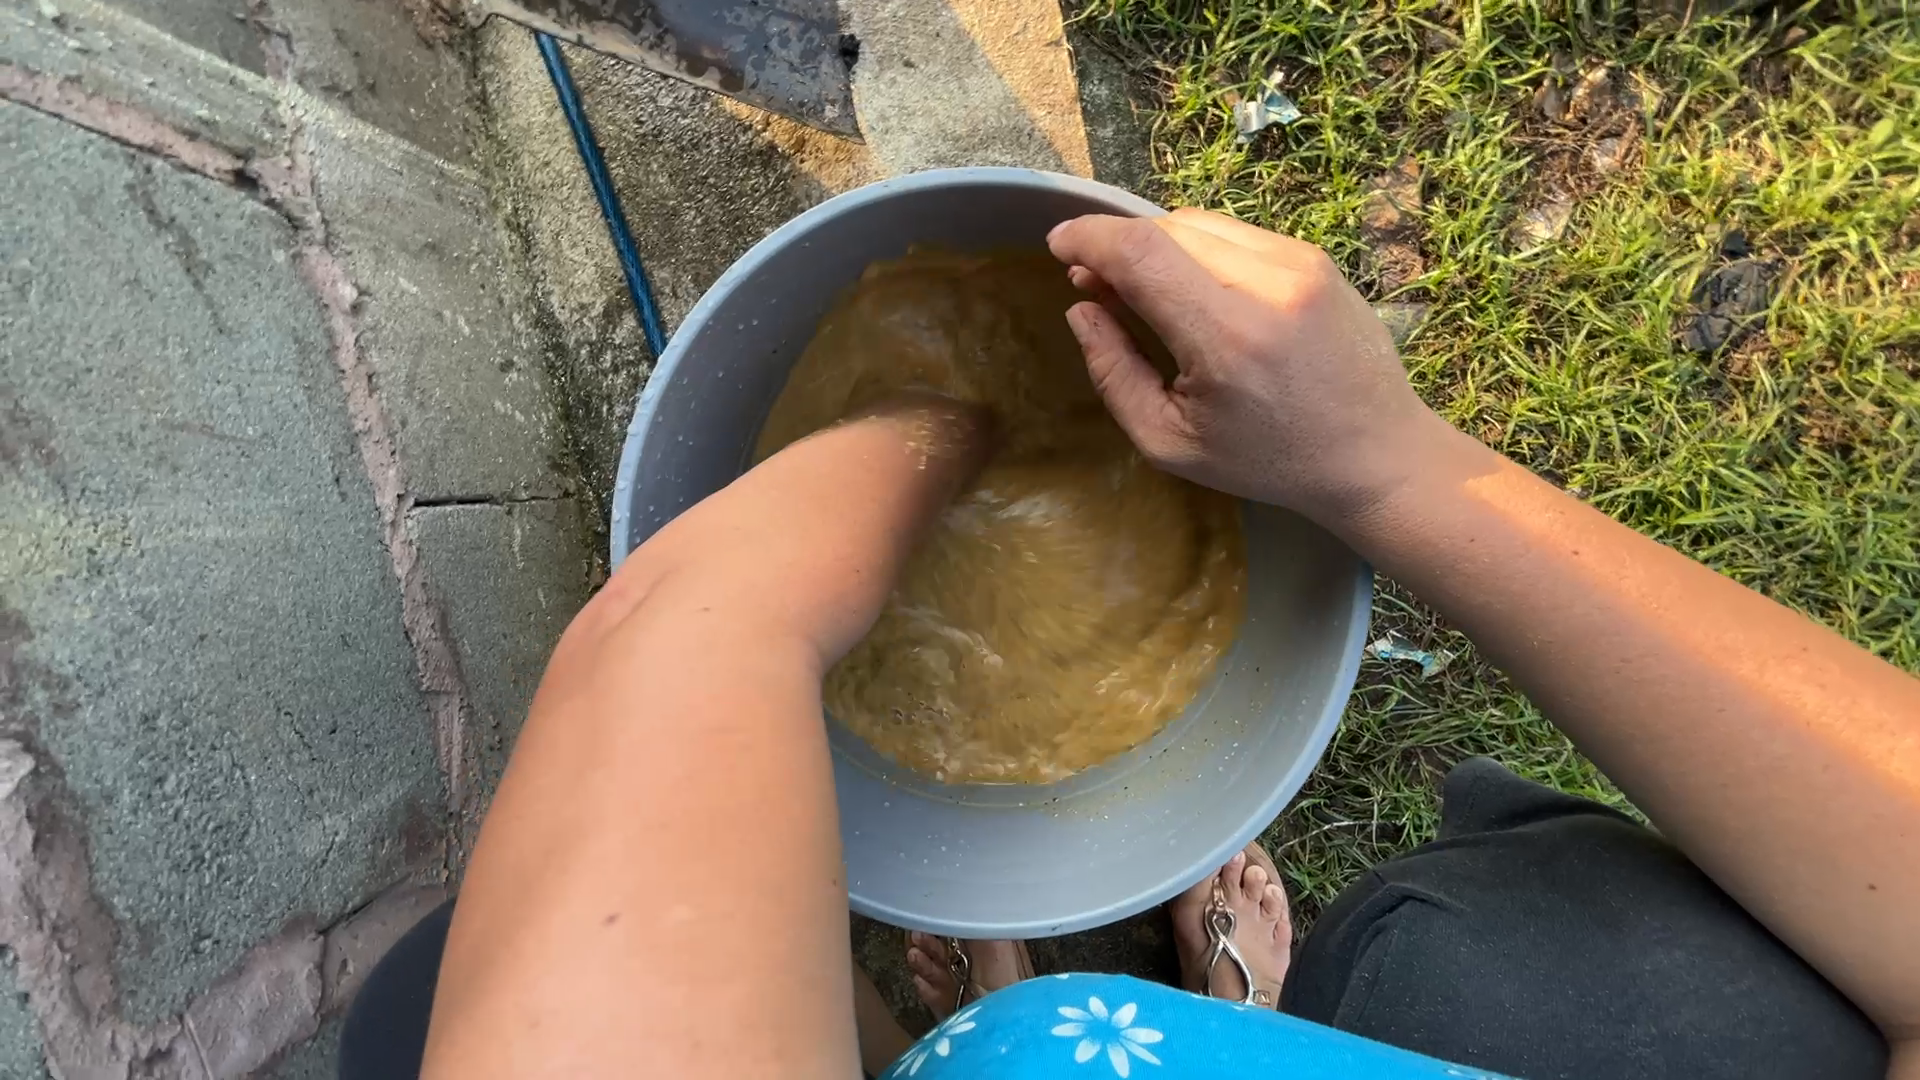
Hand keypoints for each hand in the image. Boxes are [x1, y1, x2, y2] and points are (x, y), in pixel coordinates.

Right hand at [1047, 208, 1443, 521]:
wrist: (1373, 453)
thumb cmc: (1264, 460)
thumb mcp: (1169, 441)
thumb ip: (1115, 373)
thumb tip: (1081, 310)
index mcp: (1226, 336)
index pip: (1141, 252)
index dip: (1088, 237)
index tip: (1057, 244)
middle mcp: (1268, 281)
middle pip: (1165, 228)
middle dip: (1116, 246)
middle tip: (1094, 287)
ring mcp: (1300, 261)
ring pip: (1198, 223)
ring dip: (1154, 248)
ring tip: (1140, 292)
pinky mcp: (1315, 257)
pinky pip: (1233, 234)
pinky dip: (1194, 252)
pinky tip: (1190, 292)